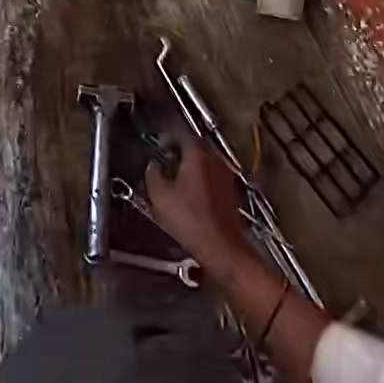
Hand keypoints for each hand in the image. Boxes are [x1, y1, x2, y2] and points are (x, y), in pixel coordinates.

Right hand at [142, 142, 248, 270]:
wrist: (221, 247)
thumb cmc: (191, 220)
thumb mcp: (161, 196)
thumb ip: (153, 174)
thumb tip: (153, 167)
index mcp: (198, 154)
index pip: (181, 135)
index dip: (167, 138)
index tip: (159, 145)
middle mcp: (215, 160)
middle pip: (195, 147)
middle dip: (179, 153)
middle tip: (165, 162)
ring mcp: (225, 176)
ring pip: (205, 163)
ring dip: (190, 168)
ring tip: (176, 181)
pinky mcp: (230, 193)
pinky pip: (212, 178)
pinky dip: (201, 182)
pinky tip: (190, 197)